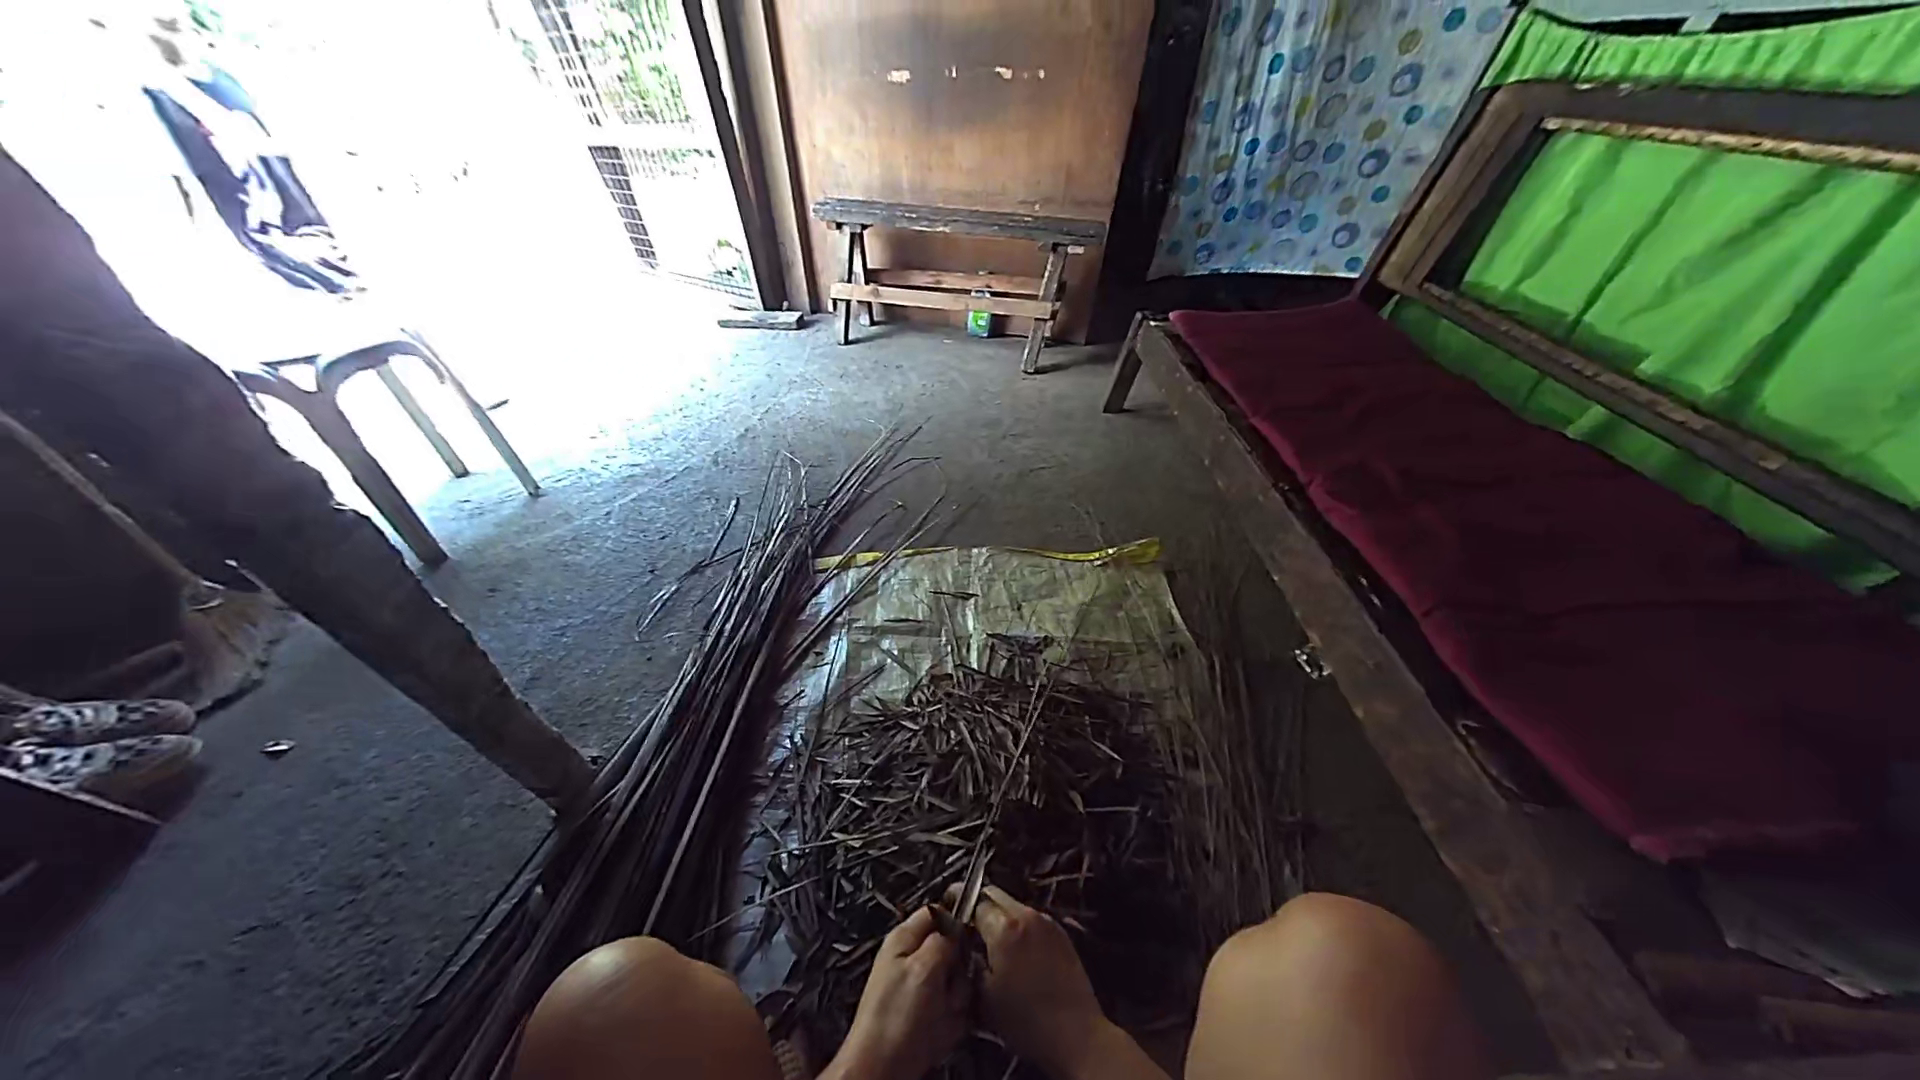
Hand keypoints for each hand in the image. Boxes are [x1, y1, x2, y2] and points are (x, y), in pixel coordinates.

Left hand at [824, 907, 969, 1079]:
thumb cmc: (895, 1020)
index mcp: (905, 939)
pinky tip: (941, 1030)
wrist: (881, 1073)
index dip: (958, 922)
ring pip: (958, 981)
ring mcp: (921, 989)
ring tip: (941, 1014)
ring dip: (957, 999)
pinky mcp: (927, 1015)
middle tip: (948, 987)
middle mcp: (913, 959)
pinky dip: (953, 1020)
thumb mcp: (924, 968)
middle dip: (959, 970)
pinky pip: (954, 1008)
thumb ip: (943, 940)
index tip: (970, 940)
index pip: (939, 912)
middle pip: (953, 950)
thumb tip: (959, 925)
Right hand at [964, 885, 1113, 1078]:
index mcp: (1004, 927)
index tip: (947, 909)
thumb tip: (964, 946)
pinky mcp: (1061, 932)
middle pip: (994, 893)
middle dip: (977, 904)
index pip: (973, 898)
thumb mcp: (985, 996)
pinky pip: (1030, 918)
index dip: (957, 902)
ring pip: (1013, 905)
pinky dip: (1018, 925)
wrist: (1076, 1034)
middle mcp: (1026, 915)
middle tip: (967, 925)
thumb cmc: (1025, 1020)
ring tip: (991, 940)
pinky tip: (1016, 951)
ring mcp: (1046, 921)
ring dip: (998, 914)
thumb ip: (970, 962)